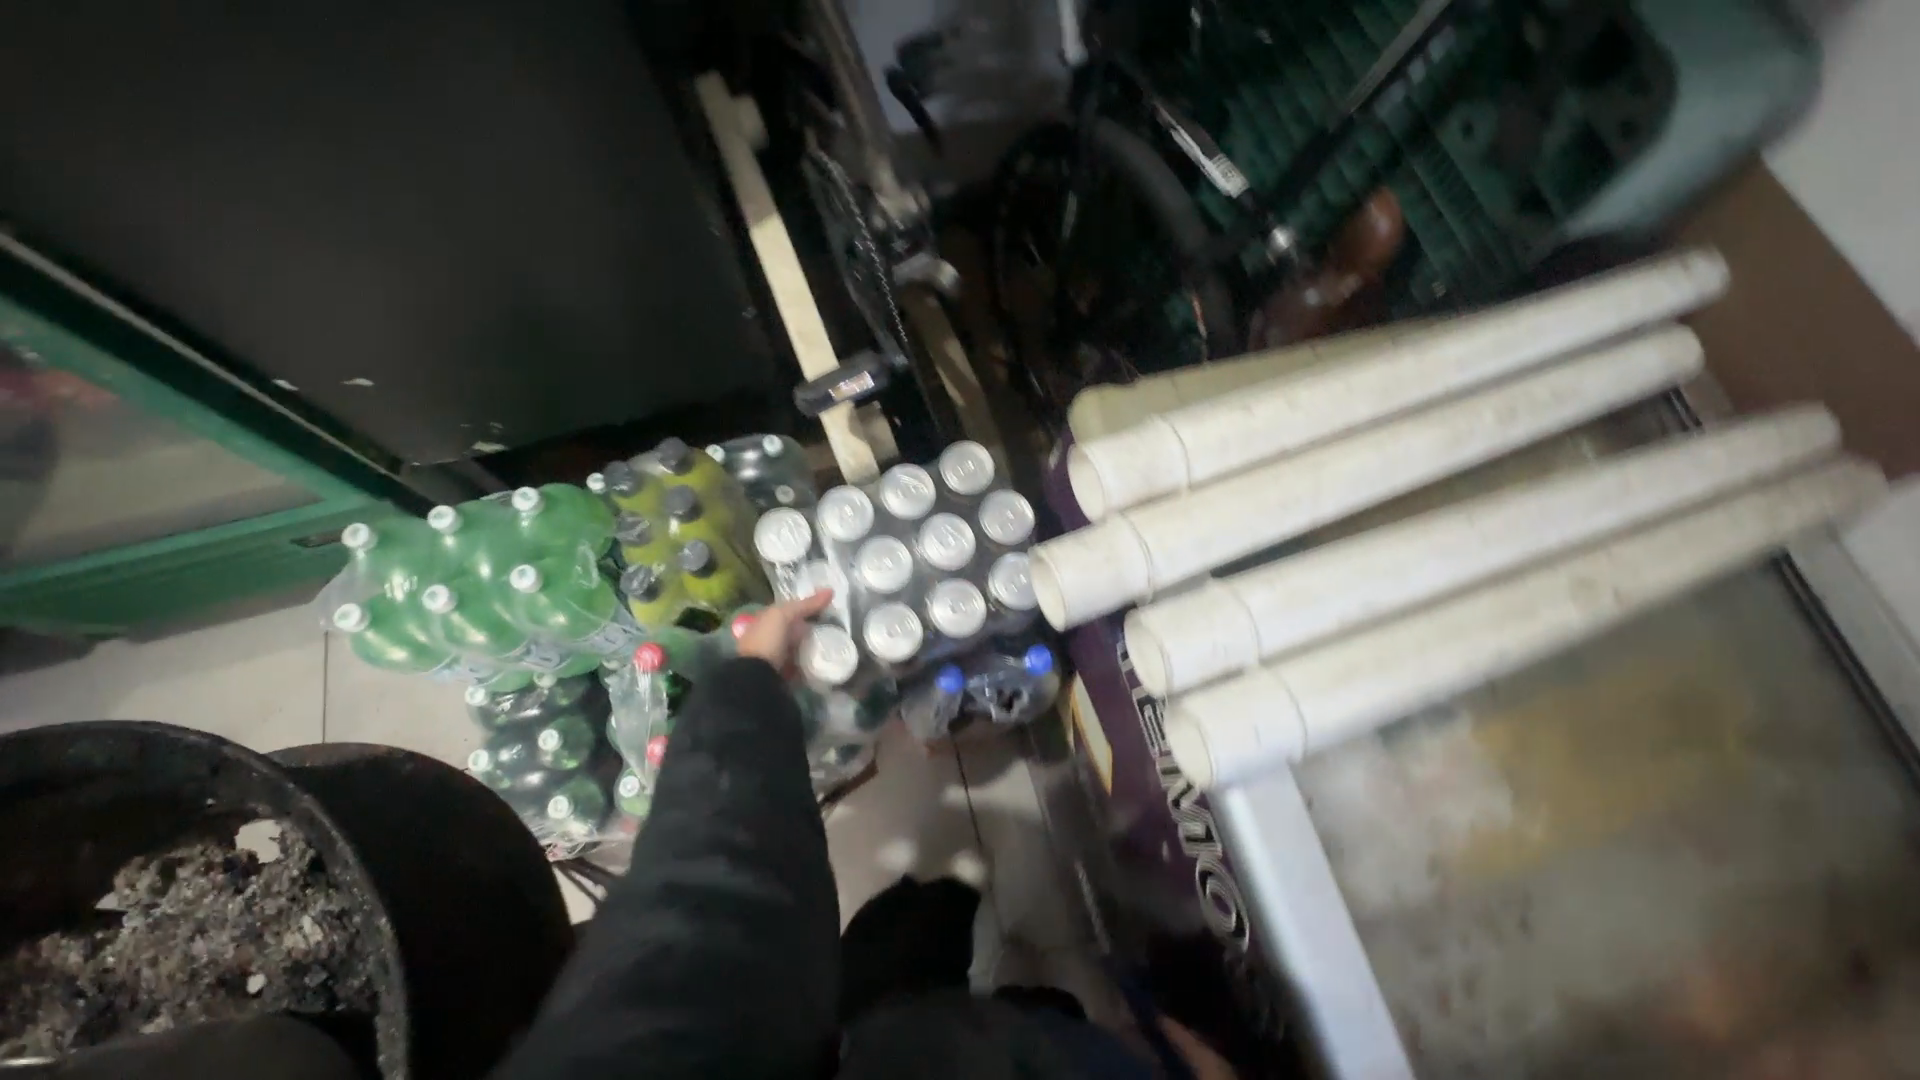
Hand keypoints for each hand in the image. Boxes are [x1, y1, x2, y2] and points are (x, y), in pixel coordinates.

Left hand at [735, 590, 834, 673]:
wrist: (757, 677)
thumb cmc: (766, 640)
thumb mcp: (783, 616)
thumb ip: (805, 604)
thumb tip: (830, 590)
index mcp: (764, 621)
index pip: (787, 610)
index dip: (805, 607)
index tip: (826, 606)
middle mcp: (769, 638)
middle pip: (795, 630)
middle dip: (811, 628)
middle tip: (835, 626)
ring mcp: (777, 658)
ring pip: (800, 648)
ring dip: (813, 647)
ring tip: (835, 643)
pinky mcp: (785, 675)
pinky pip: (802, 666)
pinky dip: (812, 664)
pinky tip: (825, 661)